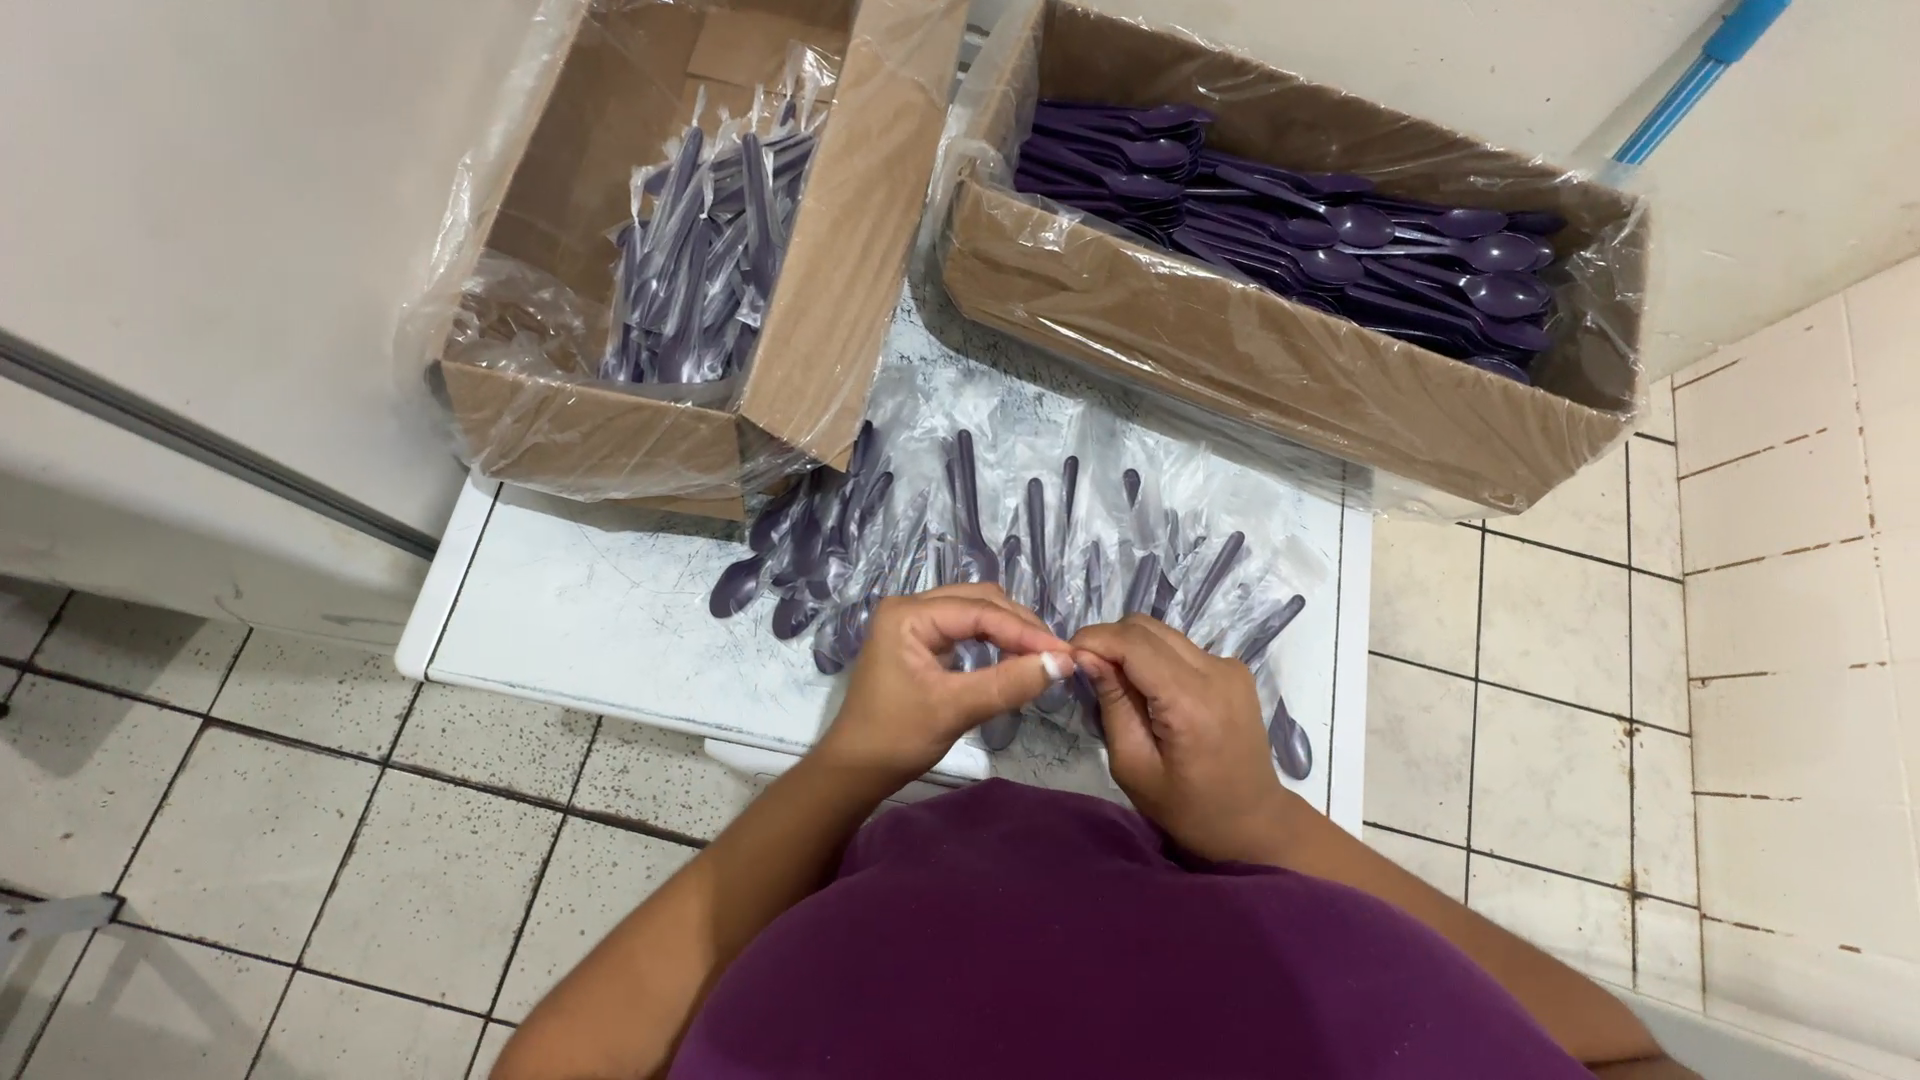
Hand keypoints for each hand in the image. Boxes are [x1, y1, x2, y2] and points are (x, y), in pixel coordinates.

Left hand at [816, 585, 1073, 782]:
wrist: (856, 770)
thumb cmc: (897, 737)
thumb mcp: (955, 709)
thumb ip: (1008, 683)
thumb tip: (1062, 663)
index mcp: (908, 614)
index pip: (980, 611)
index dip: (1025, 630)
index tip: (1065, 653)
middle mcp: (910, 607)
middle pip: (980, 601)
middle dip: (1020, 625)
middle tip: (1056, 655)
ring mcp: (914, 622)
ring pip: (976, 612)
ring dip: (1010, 630)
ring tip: (1041, 656)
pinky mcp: (921, 641)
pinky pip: (966, 629)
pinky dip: (994, 640)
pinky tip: (1015, 656)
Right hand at [1071, 615, 1295, 862]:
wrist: (1251, 821)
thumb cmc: (1186, 808)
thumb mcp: (1133, 765)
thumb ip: (1112, 703)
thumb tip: (1085, 656)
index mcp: (1190, 702)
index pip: (1132, 643)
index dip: (1094, 639)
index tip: (1068, 655)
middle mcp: (1215, 672)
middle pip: (1146, 628)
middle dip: (1109, 640)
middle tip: (1088, 669)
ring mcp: (1229, 667)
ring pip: (1163, 632)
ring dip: (1131, 647)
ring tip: (1116, 681)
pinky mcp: (1234, 670)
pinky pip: (1181, 646)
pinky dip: (1155, 656)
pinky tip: (1150, 689)